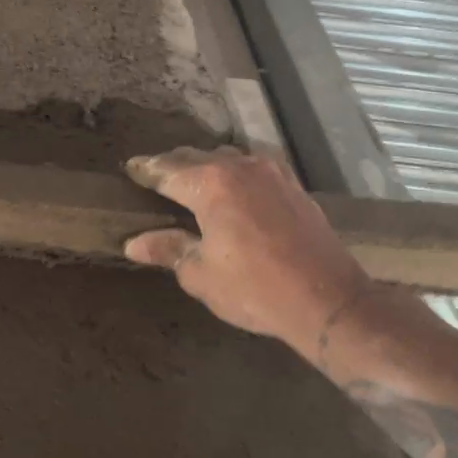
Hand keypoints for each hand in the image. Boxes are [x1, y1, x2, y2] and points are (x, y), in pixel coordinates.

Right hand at [123, 146, 372, 362]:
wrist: (329, 301)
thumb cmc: (255, 289)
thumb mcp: (200, 274)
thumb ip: (168, 249)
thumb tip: (134, 243)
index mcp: (211, 185)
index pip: (166, 170)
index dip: (144, 170)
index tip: (128, 169)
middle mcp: (241, 168)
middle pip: (196, 157)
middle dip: (172, 165)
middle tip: (152, 176)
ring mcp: (272, 174)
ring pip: (228, 158)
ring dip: (205, 165)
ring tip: (189, 181)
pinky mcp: (294, 187)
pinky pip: (253, 168)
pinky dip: (234, 173)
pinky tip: (231, 189)